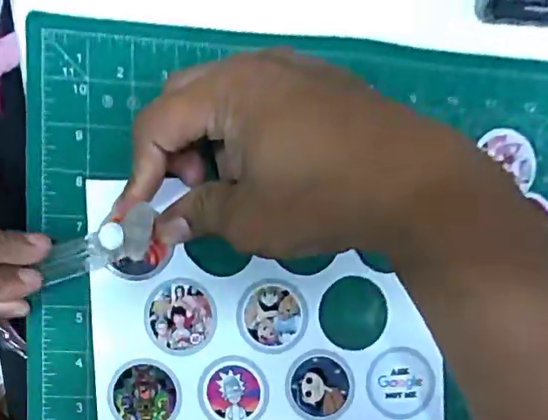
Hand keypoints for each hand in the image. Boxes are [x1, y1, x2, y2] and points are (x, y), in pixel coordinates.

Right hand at [115, 50, 508, 259]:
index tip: (136, 219)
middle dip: (172, 155)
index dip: (138, 176)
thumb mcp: (248, 218)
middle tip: (190, 198)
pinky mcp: (317, 89)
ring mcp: (291, 72)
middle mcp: (255, 65)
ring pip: (222, 104)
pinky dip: (242, 142)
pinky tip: (266, 178)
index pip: (157, 123)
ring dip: (208, 150)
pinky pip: (258, 107)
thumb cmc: (321, 199)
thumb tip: (165, 226)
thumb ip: (197, 215)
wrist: (411, 184)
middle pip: (184, 102)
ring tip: (232, 194)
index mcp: (229, 88)